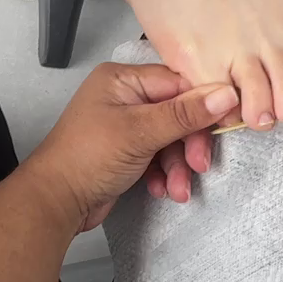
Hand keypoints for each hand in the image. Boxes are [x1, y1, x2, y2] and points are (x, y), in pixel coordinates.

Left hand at [22, 63, 239, 231]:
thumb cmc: (87, 158)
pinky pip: (159, 156)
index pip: (178, 83)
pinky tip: (161, 189)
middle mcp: (124, 97)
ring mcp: (125, 125)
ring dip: (178, 165)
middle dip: (189, 143)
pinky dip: (165, 173)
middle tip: (198, 165)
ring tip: (177, 188)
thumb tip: (227, 94)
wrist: (56, 202)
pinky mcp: (127, 151)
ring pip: (171, 138)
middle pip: (178, 112)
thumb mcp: (140, 132)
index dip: (204, 104)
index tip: (225, 124)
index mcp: (123, 79)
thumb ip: (185, 114)